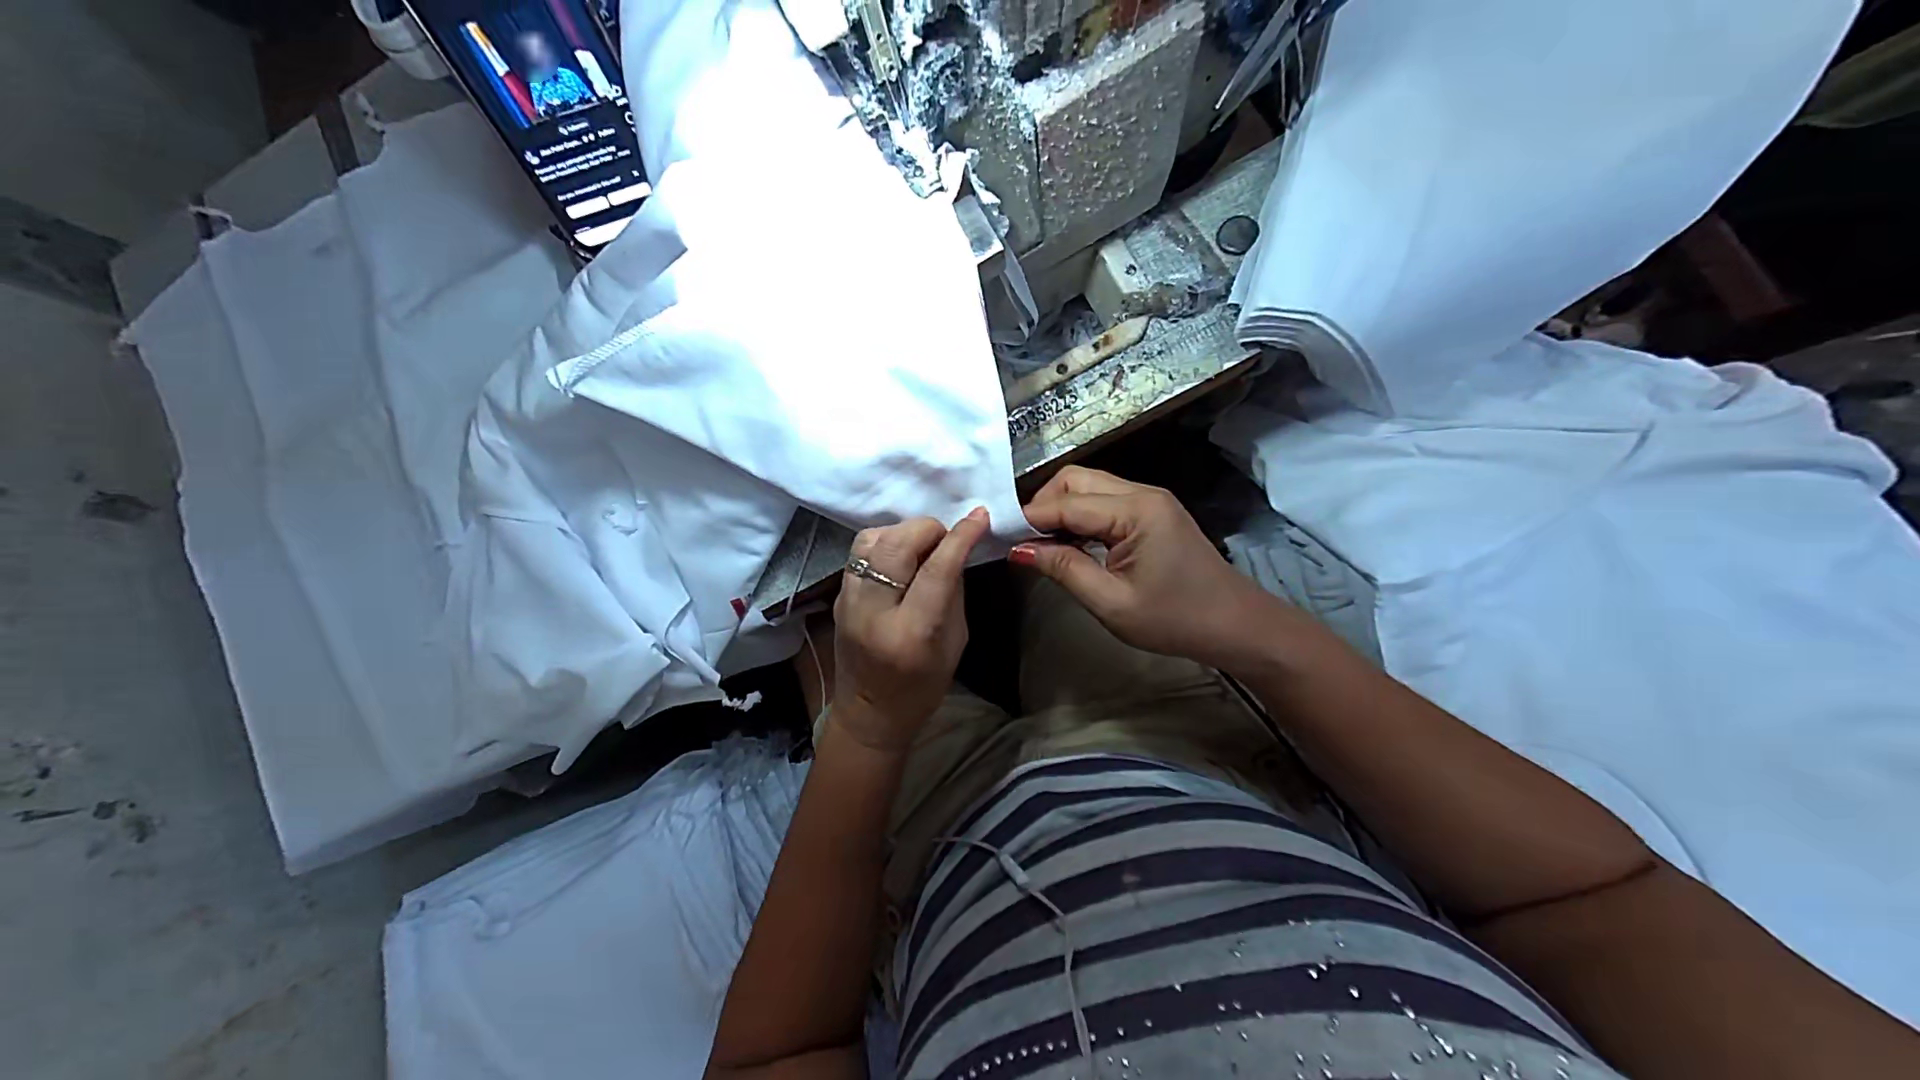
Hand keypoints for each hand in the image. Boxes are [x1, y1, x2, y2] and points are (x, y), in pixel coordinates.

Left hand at [828, 508, 990, 753]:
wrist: (869, 714)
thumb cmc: (922, 688)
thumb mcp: (955, 642)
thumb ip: (953, 592)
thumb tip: (954, 550)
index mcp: (911, 633)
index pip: (937, 569)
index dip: (960, 536)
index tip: (978, 516)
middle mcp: (873, 612)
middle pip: (896, 545)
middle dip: (927, 528)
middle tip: (946, 537)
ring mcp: (848, 602)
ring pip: (871, 539)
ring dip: (902, 532)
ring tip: (921, 545)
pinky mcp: (838, 595)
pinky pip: (860, 552)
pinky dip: (884, 543)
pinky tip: (900, 555)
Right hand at [1014, 466, 1287, 671]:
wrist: (1235, 625)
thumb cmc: (1175, 619)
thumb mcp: (1111, 602)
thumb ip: (1063, 569)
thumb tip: (1018, 549)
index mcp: (1135, 511)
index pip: (1066, 504)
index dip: (1029, 519)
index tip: (998, 537)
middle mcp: (1142, 493)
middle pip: (1075, 480)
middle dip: (1043, 506)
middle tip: (1023, 543)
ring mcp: (1149, 500)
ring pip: (1088, 487)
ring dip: (1060, 510)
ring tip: (1041, 546)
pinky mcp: (1151, 512)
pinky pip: (1104, 501)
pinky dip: (1079, 516)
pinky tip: (1069, 544)